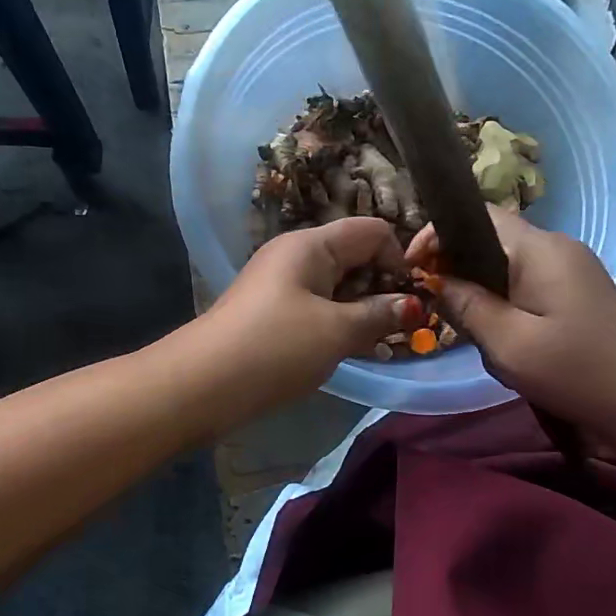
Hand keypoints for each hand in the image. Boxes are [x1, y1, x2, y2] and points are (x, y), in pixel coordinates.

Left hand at [195, 217, 424, 409]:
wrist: (202, 384)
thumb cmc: (276, 347)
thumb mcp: (337, 332)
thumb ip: (379, 315)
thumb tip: (413, 305)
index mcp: (311, 245)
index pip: (372, 231)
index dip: (399, 259)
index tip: (413, 299)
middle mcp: (296, 256)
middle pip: (354, 256)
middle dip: (383, 287)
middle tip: (402, 327)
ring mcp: (281, 285)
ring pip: (337, 287)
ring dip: (362, 311)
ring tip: (382, 344)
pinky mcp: (272, 314)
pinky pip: (317, 308)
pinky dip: (338, 324)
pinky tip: (350, 351)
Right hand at [410, 208, 615, 461]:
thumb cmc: (575, 371)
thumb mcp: (508, 344)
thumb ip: (466, 306)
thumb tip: (435, 280)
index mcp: (539, 249)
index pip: (479, 216)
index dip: (439, 233)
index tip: (412, 267)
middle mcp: (555, 247)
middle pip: (490, 238)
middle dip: (454, 264)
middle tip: (431, 300)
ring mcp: (569, 269)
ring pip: (505, 263)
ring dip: (477, 285)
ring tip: (458, 320)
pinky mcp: (575, 292)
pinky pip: (524, 281)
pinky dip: (500, 298)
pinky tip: (493, 330)